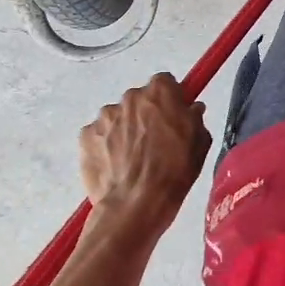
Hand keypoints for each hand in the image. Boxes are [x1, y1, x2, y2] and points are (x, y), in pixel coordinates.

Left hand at [79, 73, 211, 234]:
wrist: (136, 203)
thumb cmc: (176, 169)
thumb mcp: (200, 140)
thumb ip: (194, 117)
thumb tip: (190, 110)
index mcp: (160, 91)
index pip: (165, 82)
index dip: (170, 98)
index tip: (173, 115)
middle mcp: (129, 97)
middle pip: (139, 99)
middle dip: (145, 113)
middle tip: (153, 138)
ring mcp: (103, 118)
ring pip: (117, 117)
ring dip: (124, 128)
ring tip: (130, 156)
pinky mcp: (84, 138)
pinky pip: (98, 135)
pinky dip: (105, 145)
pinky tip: (114, 164)